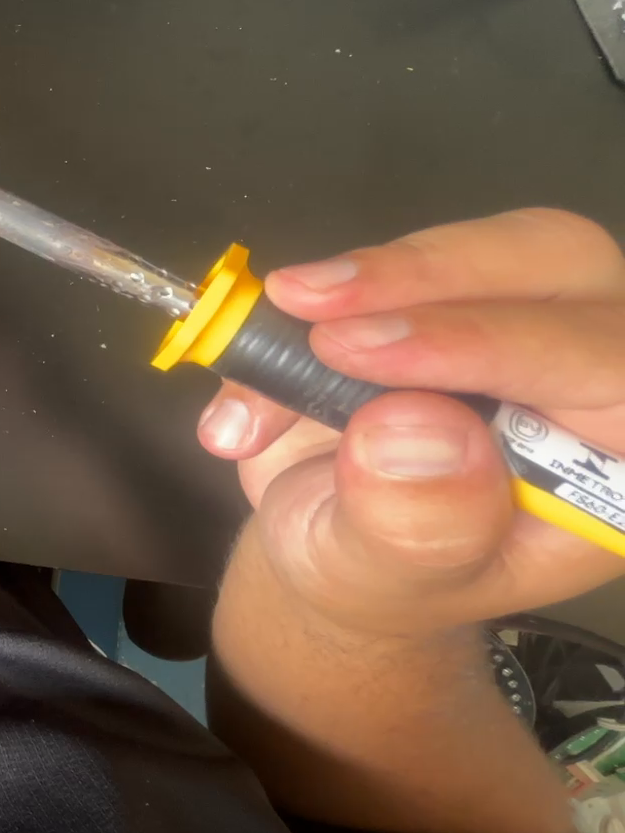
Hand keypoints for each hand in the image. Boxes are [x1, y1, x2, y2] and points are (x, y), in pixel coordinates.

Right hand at [197, 209, 624, 635]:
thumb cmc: (371, 579)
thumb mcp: (383, 577)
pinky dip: (282, 320)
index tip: (351, 348)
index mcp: (616, 457)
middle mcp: (579, 380)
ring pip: (469, 253)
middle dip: (421, 274)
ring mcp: (499, 332)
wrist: (320, 548)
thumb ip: (414, 523)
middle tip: (304, 299)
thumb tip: (415, 430)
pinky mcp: (411, 309)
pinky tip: (243, 392)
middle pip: (549, 267)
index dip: (483, 341)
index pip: (599, 365)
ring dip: (351, 286)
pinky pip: (361, 278)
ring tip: (258, 334)